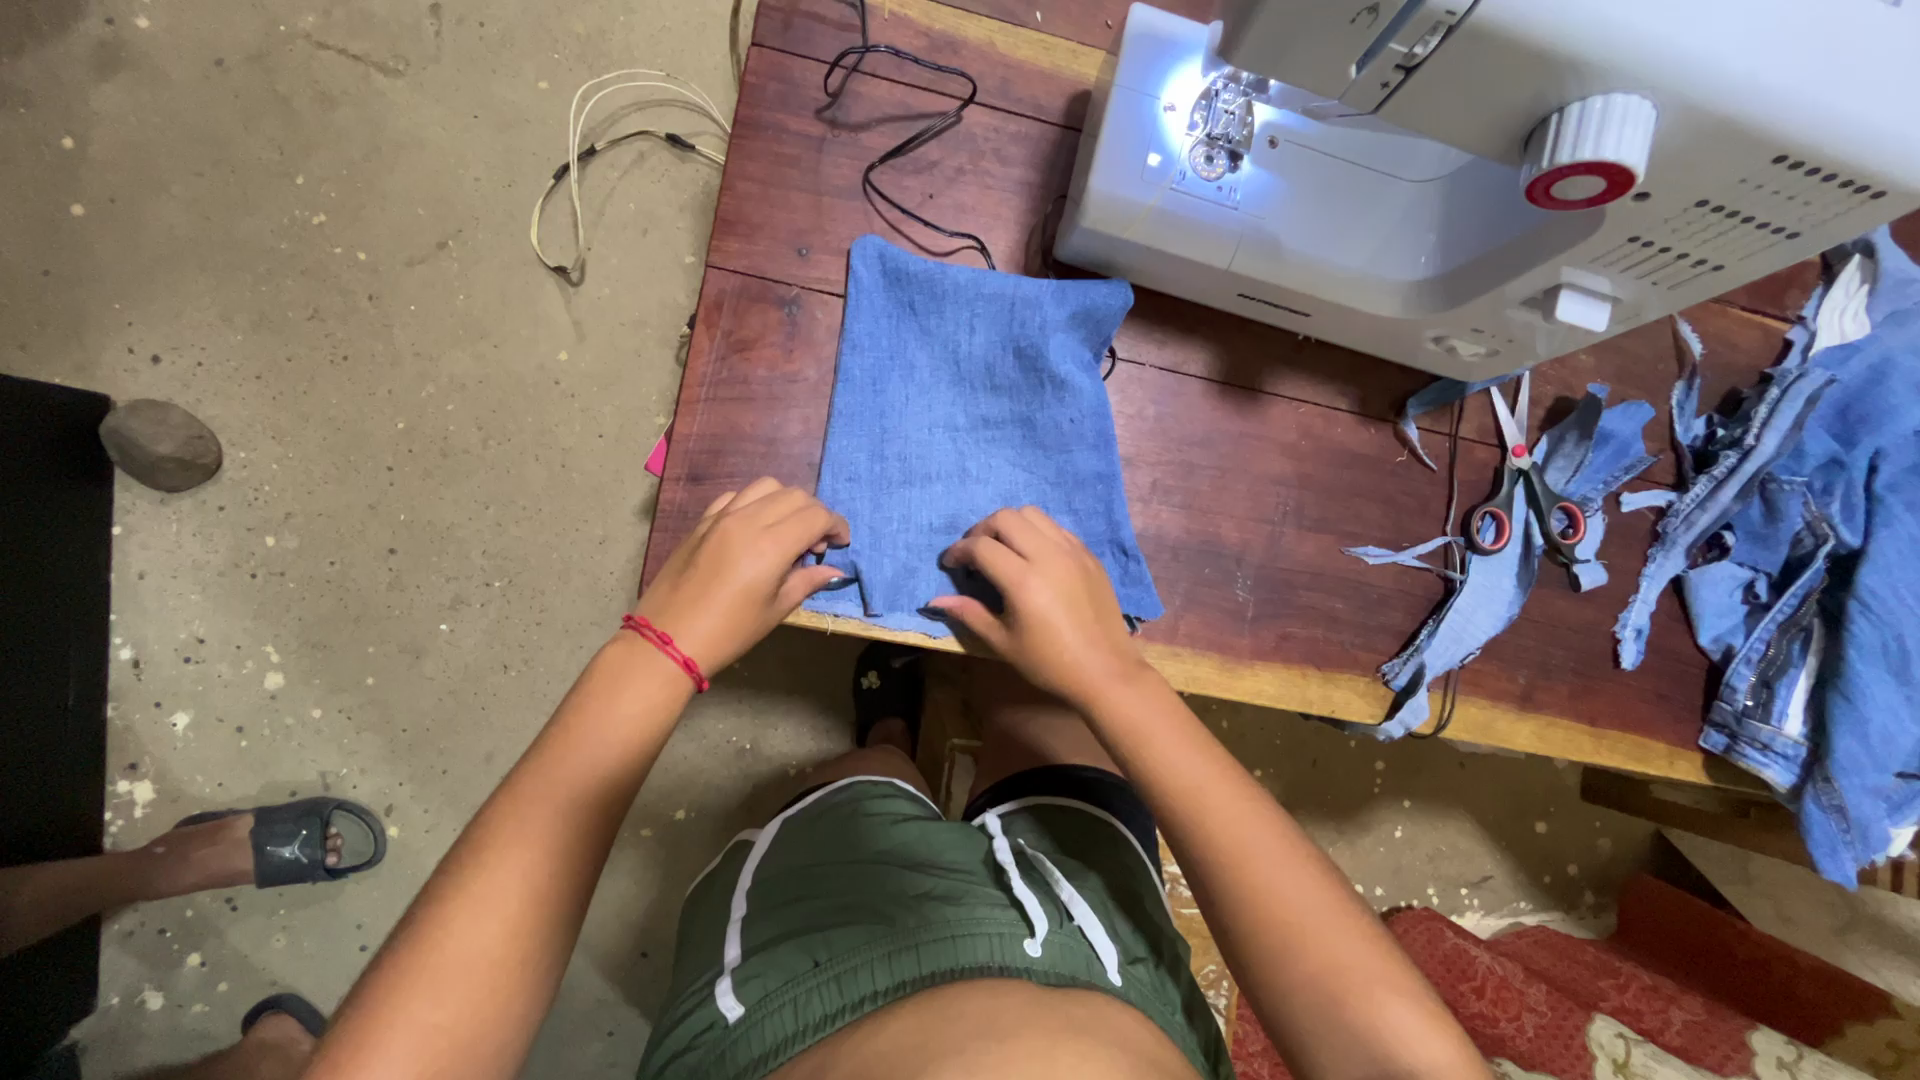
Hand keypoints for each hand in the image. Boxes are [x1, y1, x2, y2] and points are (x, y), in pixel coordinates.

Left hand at [633, 478, 849, 672]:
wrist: (668, 639)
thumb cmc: (729, 632)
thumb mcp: (776, 610)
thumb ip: (807, 581)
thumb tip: (833, 570)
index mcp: (771, 545)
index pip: (816, 516)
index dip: (836, 526)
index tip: (841, 543)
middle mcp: (748, 520)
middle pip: (795, 496)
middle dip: (815, 514)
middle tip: (816, 544)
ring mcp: (721, 516)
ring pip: (766, 486)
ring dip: (786, 502)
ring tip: (788, 530)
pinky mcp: (702, 521)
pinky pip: (736, 496)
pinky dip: (755, 503)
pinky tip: (755, 527)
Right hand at [925, 506, 1155, 709]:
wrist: (1105, 671)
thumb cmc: (1049, 663)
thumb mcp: (1002, 643)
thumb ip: (969, 614)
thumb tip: (936, 600)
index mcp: (1024, 580)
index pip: (981, 546)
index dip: (958, 551)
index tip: (950, 564)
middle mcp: (1049, 555)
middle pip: (1006, 517)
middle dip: (982, 530)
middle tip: (974, 554)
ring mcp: (1073, 551)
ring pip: (1033, 514)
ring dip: (1010, 526)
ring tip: (1003, 550)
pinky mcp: (1089, 556)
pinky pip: (1056, 528)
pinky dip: (1036, 533)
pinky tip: (1033, 558)